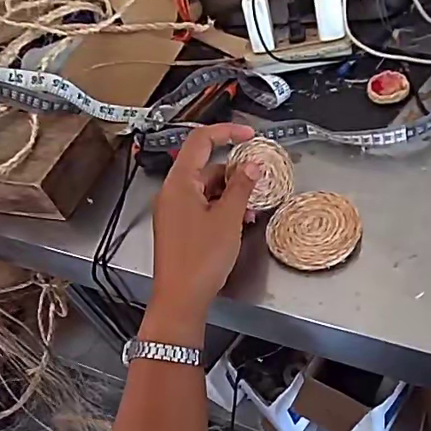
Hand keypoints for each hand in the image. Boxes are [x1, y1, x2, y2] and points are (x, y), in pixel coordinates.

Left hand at [145, 123, 259, 341]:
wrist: (181, 298)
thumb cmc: (200, 260)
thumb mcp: (228, 219)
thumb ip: (241, 187)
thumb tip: (251, 166)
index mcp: (178, 183)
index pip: (200, 141)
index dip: (226, 132)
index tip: (248, 133)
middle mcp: (171, 193)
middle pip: (205, 167)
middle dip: (234, 173)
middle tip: (258, 183)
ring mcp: (173, 211)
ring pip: (206, 189)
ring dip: (231, 194)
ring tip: (251, 210)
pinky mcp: (178, 227)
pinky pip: (202, 206)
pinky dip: (221, 208)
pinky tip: (239, 222)